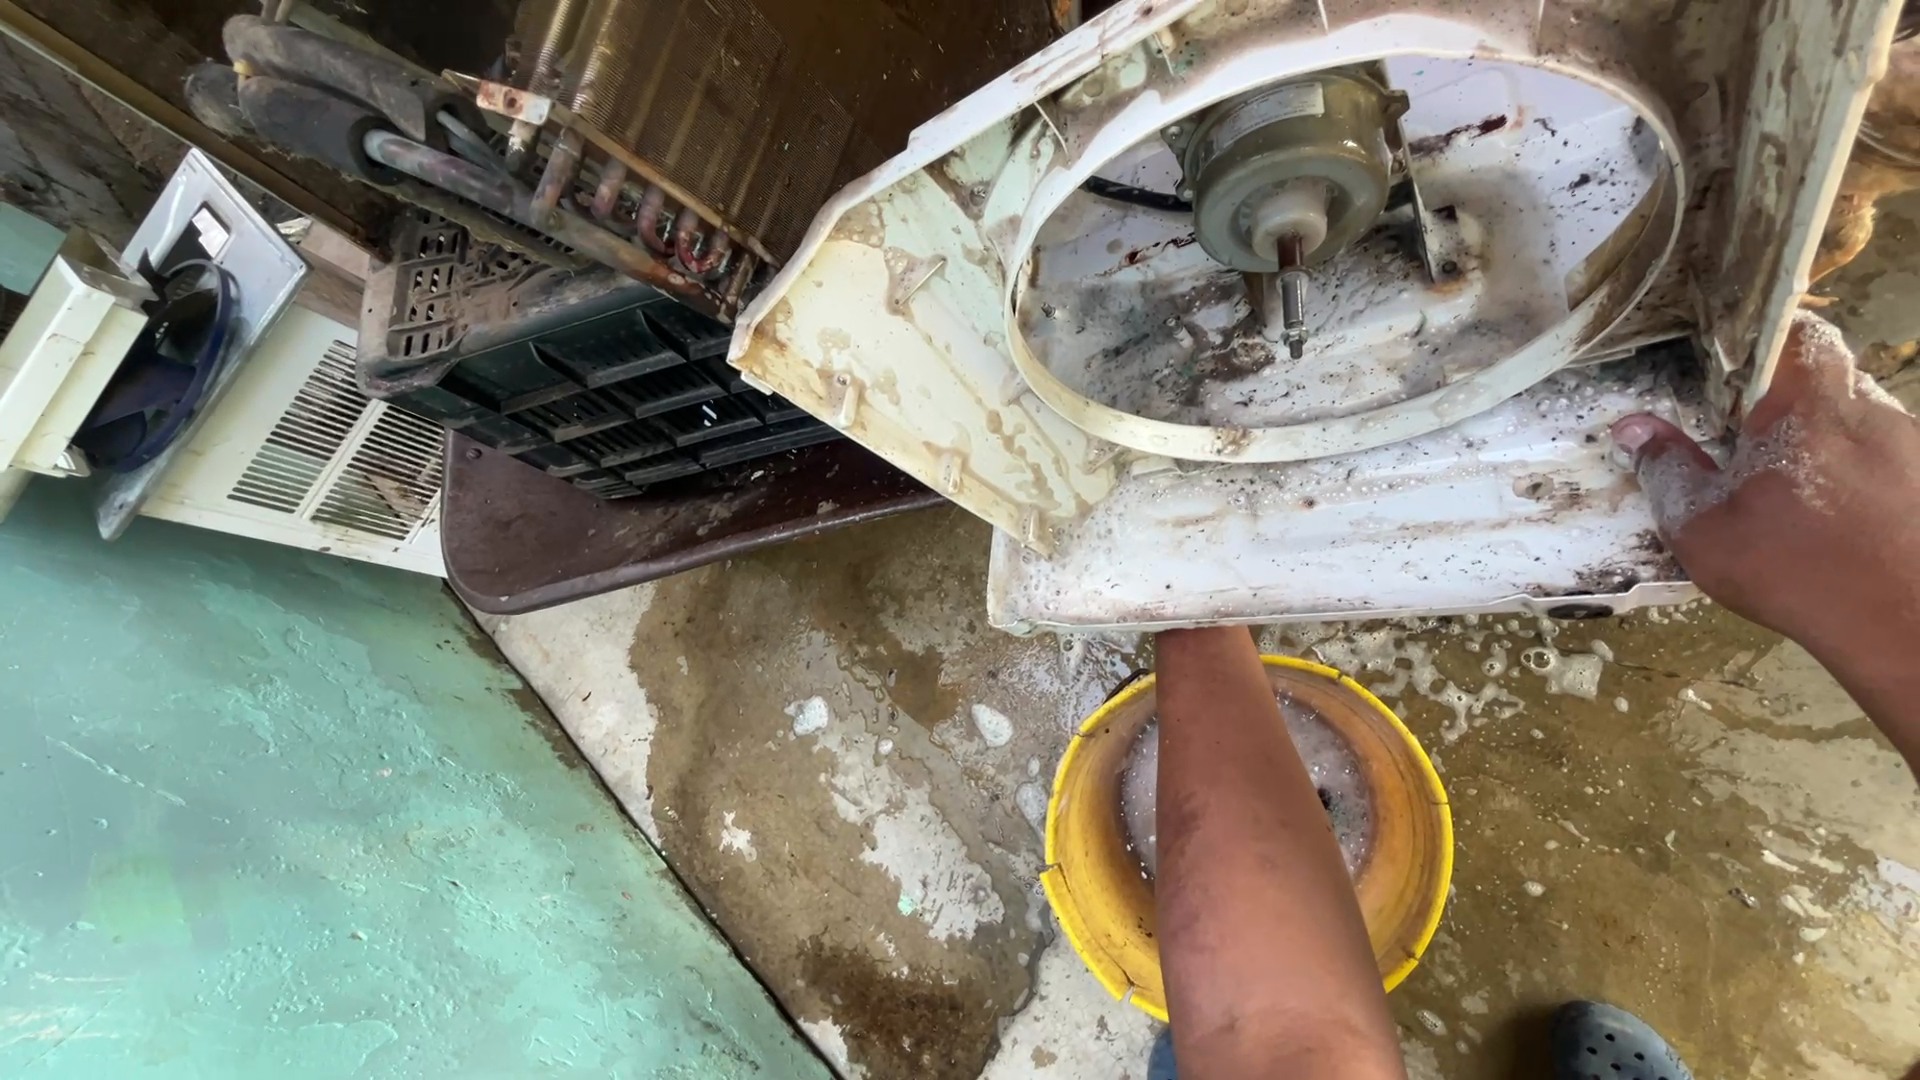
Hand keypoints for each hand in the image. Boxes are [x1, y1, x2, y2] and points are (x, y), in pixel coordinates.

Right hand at [1610, 312, 1919, 671]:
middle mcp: (1872, 415)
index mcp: (1807, 412)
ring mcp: (1912, 448)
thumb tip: (1633, 426)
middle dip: (1775, 397)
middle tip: (1726, 429)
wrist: (1912, 627)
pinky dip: (1840, 465)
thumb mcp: (1700, 523)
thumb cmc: (1791, 567)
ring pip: (1850, 418)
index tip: (1719, 353)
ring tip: (1769, 476)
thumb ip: (1668, 468)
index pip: (1796, 337)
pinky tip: (1817, 506)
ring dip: (1808, 435)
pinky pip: (1877, 452)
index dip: (1760, 333)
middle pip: (1823, 378)